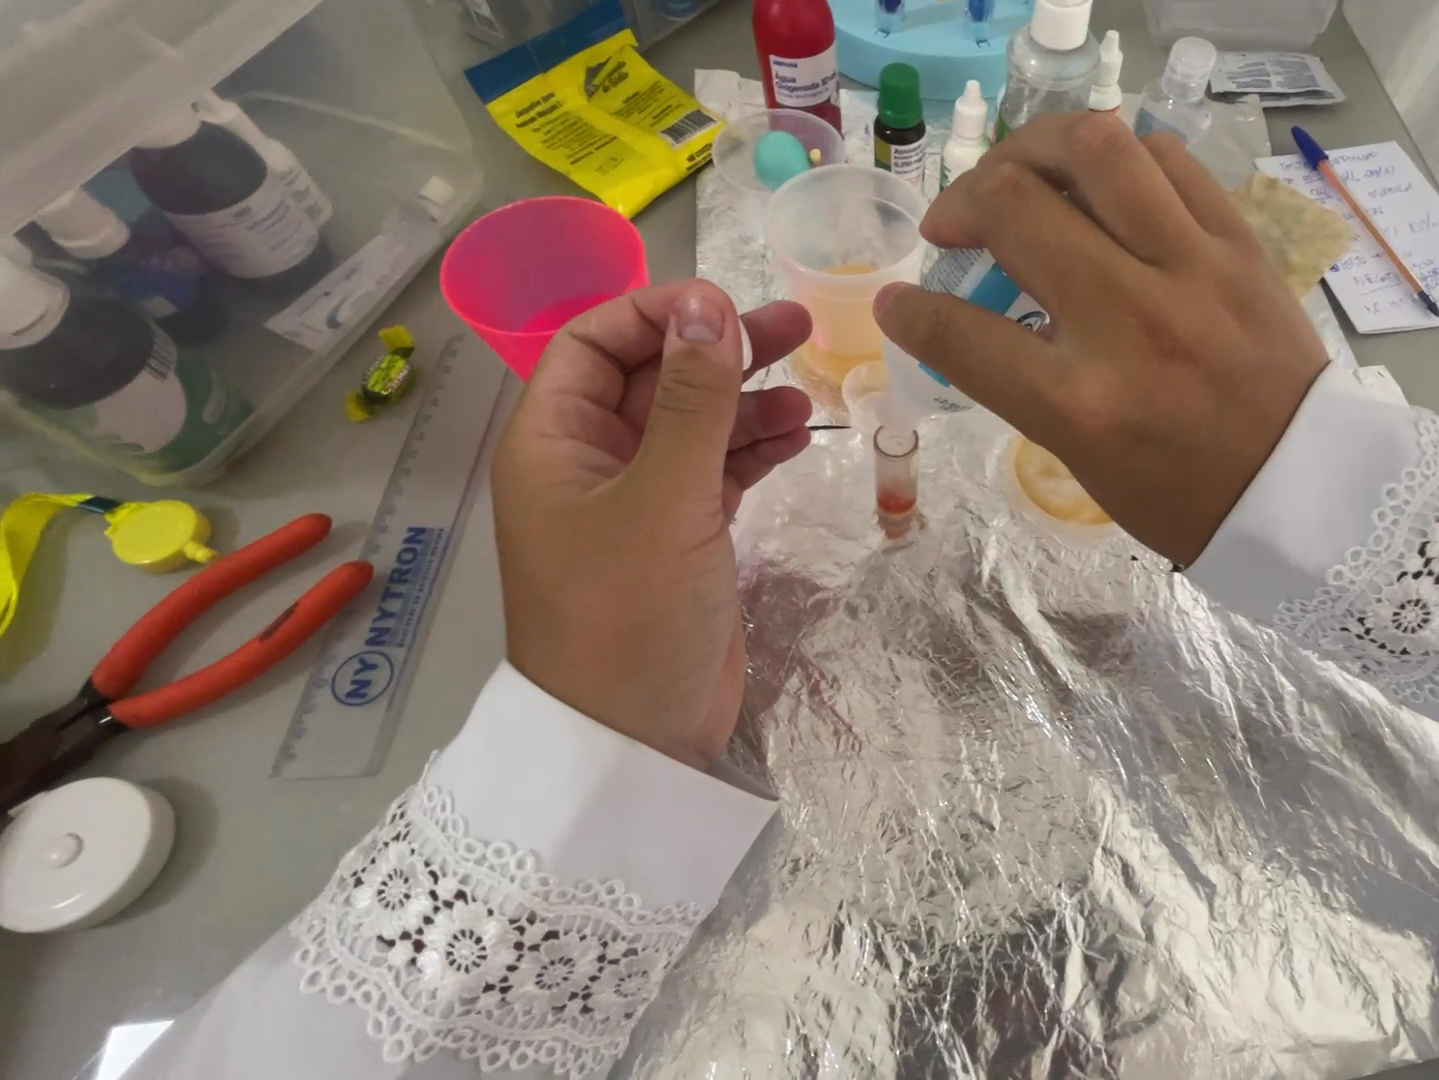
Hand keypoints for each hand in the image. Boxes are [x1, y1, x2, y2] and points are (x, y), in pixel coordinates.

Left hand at [491, 281, 813, 768]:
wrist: (638, 736)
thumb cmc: (630, 612)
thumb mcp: (663, 498)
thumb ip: (692, 401)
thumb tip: (710, 305)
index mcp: (556, 441)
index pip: (594, 343)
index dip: (657, 315)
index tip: (727, 306)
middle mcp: (594, 462)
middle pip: (656, 381)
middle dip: (720, 352)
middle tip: (796, 328)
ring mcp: (642, 501)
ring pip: (695, 427)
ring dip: (747, 405)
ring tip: (808, 395)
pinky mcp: (683, 536)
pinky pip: (717, 473)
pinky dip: (754, 452)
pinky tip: (796, 437)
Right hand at [874, 114, 1329, 565]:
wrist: (1297, 486)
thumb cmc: (1178, 495)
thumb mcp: (1081, 458)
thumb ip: (1020, 383)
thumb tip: (965, 321)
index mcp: (1080, 403)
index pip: (961, 335)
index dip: (910, 310)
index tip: (898, 299)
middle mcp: (1129, 322)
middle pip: (1015, 209)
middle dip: (960, 204)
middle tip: (956, 224)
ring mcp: (1191, 271)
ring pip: (1095, 148)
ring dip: (1032, 149)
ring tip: (1020, 177)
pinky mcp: (1238, 245)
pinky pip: (1167, 158)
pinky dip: (1117, 158)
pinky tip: (1100, 186)